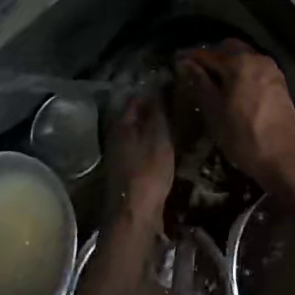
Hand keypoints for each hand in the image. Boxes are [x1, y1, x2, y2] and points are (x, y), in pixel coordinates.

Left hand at [105, 92, 173, 222]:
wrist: (134, 216)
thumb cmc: (148, 171)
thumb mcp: (158, 135)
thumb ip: (158, 108)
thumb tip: (158, 78)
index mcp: (121, 123)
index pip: (137, 96)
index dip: (154, 89)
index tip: (174, 85)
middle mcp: (116, 136)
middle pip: (135, 115)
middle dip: (154, 108)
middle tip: (179, 104)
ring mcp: (119, 155)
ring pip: (138, 132)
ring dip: (154, 127)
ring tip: (178, 124)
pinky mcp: (126, 172)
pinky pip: (141, 149)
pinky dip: (153, 144)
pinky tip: (168, 147)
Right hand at [176, 39, 294, 192]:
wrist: (283, 157)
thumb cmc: (243, 136)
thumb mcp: (214, 111)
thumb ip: (200, 82)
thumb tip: (185, 63)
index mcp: (238, 63)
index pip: (207, 54)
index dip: (190, 56)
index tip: (176, 59)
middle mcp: (256, 58)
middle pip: (227, 48)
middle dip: (210, 55)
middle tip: (194, 68)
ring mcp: (270, 68)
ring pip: (243, 55)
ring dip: (227, 61)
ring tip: (211, 77)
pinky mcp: (278, 80)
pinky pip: (254, 65)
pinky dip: (241, 68)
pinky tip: (232, 84)